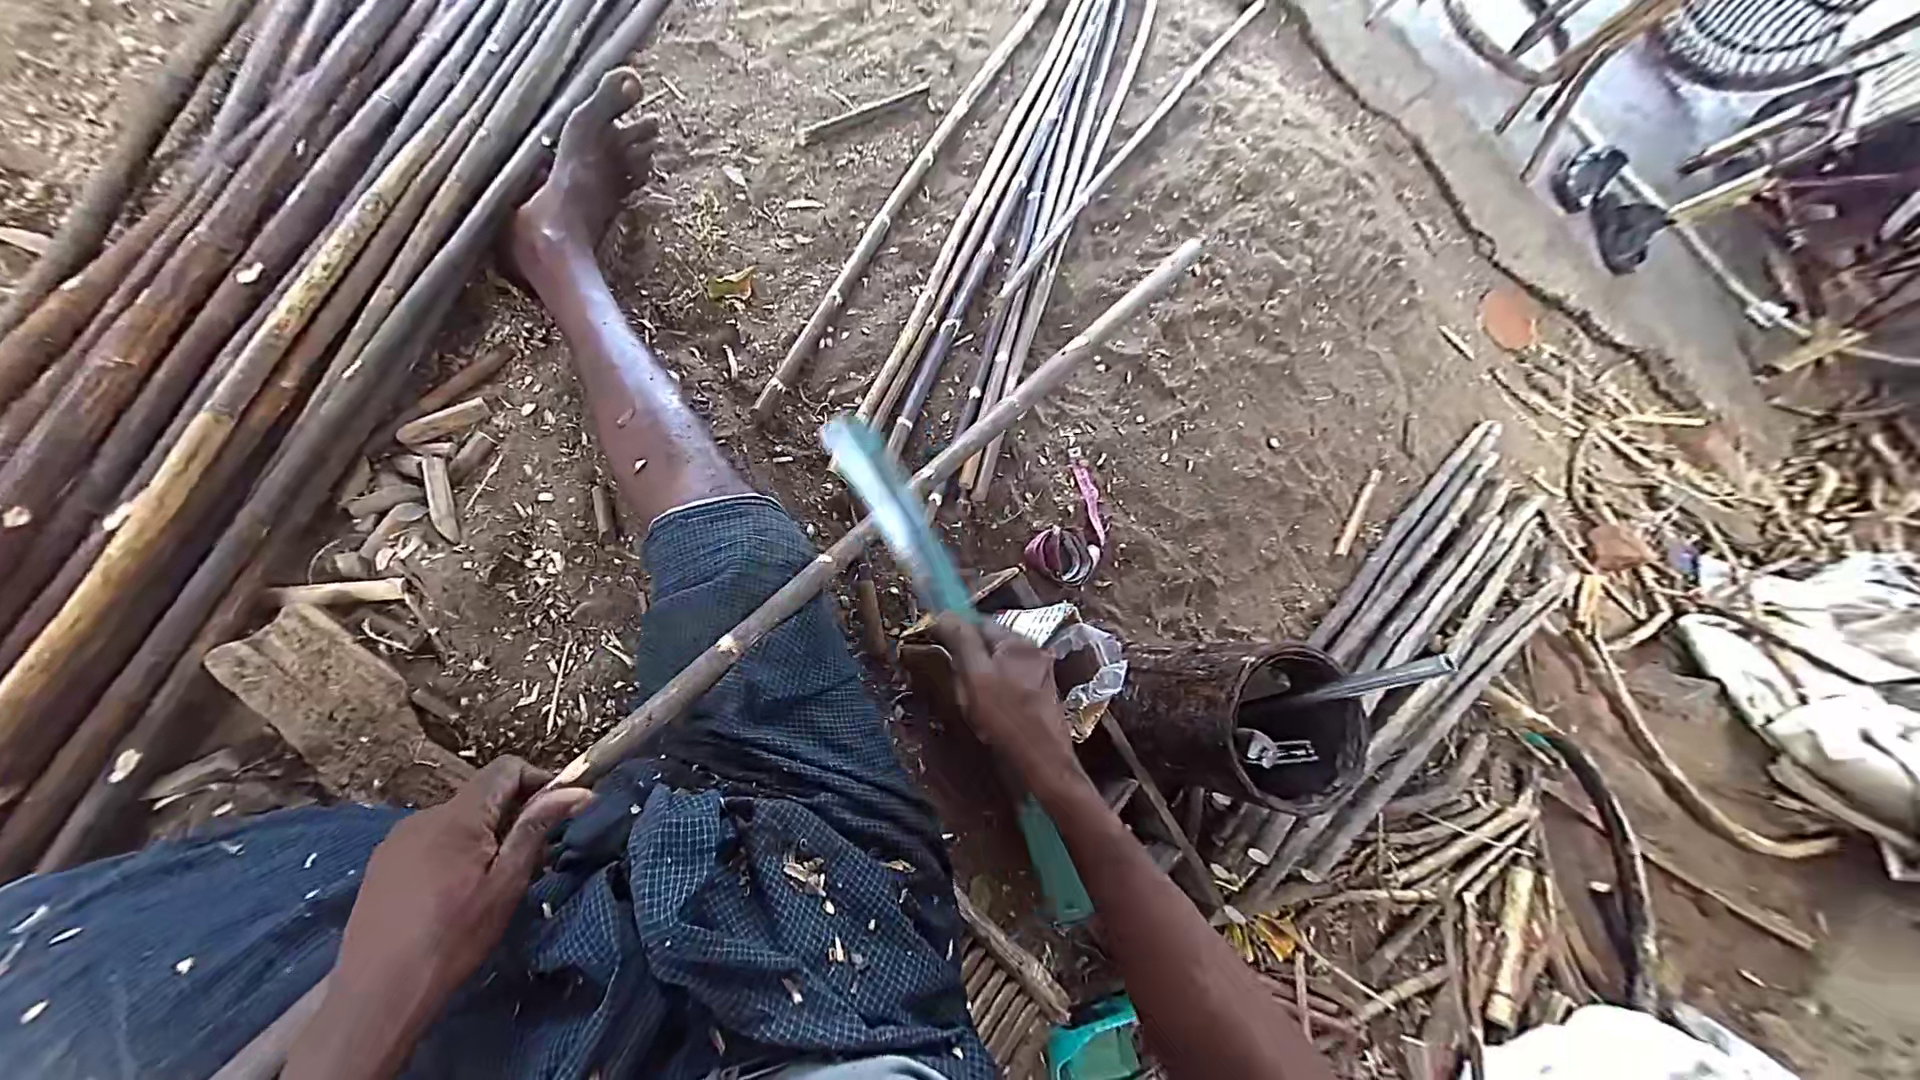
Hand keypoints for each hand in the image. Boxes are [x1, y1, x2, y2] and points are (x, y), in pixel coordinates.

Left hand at [287, 758, 590, 1079]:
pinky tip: (458, 889)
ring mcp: (397, 841)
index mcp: (456, 818)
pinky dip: (458, 849)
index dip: (539, 780)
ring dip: (487, 833)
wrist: (375, 999)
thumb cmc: (452, 937)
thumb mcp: (507, 882)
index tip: (556, 812)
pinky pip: (434, 838)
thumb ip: (538, 827)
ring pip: (460, 818)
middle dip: (515, 814)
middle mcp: (422, 818)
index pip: (506, 769)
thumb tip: (578, 789)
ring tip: (496, 877)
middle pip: (484, 794)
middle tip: (533, 854)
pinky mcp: (383, 865)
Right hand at [935, 615, 1086, 799]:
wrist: (1043, 763)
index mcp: (1018, 641)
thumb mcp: (975, 676)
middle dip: (968, 656)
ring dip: (980, 675)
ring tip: (968, 698)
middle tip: (952, 677)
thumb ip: (961, 641)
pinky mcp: (1040, 696)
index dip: (955, 630)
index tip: (935, 643)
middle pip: (990, 643)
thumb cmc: (1005, 718)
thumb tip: (945, 613)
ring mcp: (1040, 673)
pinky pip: (1009, 682)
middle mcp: (1034, 650)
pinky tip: (987, 710)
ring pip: (998, 664)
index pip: (979, 621)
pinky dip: (993, 690)